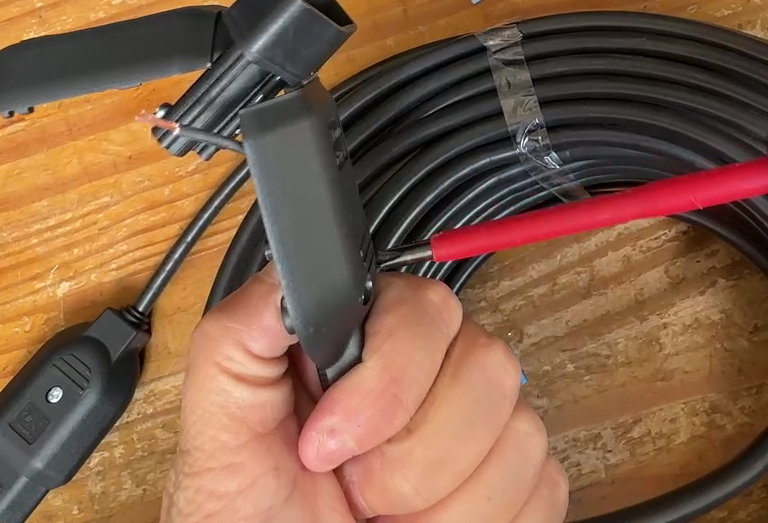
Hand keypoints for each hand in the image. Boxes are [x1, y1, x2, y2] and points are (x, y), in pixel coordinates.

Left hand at [163, 268, 567, 522]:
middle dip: (411, 456)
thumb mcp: (224, 432)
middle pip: (487, 365)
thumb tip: (290, 269)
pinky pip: (543, 485)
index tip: (328, 445)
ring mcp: (484, 422)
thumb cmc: (252, 520)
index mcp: (372, 339)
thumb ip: (240, 336)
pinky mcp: (518, 479)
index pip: (426, 310)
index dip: (387, 383)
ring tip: (385, 520)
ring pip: (520, 431)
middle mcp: (436, 368)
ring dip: (443, 505)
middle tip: (354, 491)